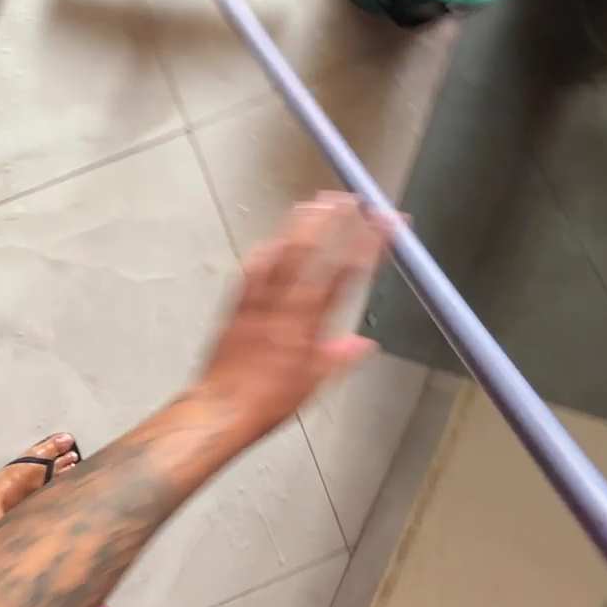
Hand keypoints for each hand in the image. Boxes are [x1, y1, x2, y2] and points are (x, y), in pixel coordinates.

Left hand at [196, 192, 393, 434]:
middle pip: (308, 253)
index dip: (369, 244)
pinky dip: (261, 255)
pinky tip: (267, 243)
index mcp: (309, 324)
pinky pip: (248, 273)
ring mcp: (255, 303)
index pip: (347, 274)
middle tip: (344, 198)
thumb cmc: (270, 401)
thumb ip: (339, 357)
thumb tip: (364, 343)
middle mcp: (282, 306)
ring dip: (295, 228)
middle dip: (329, 222)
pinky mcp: (234, 307)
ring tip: (310, 206)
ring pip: (277, 256)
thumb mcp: (315, 383)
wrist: (221, 407)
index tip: (385, 221)